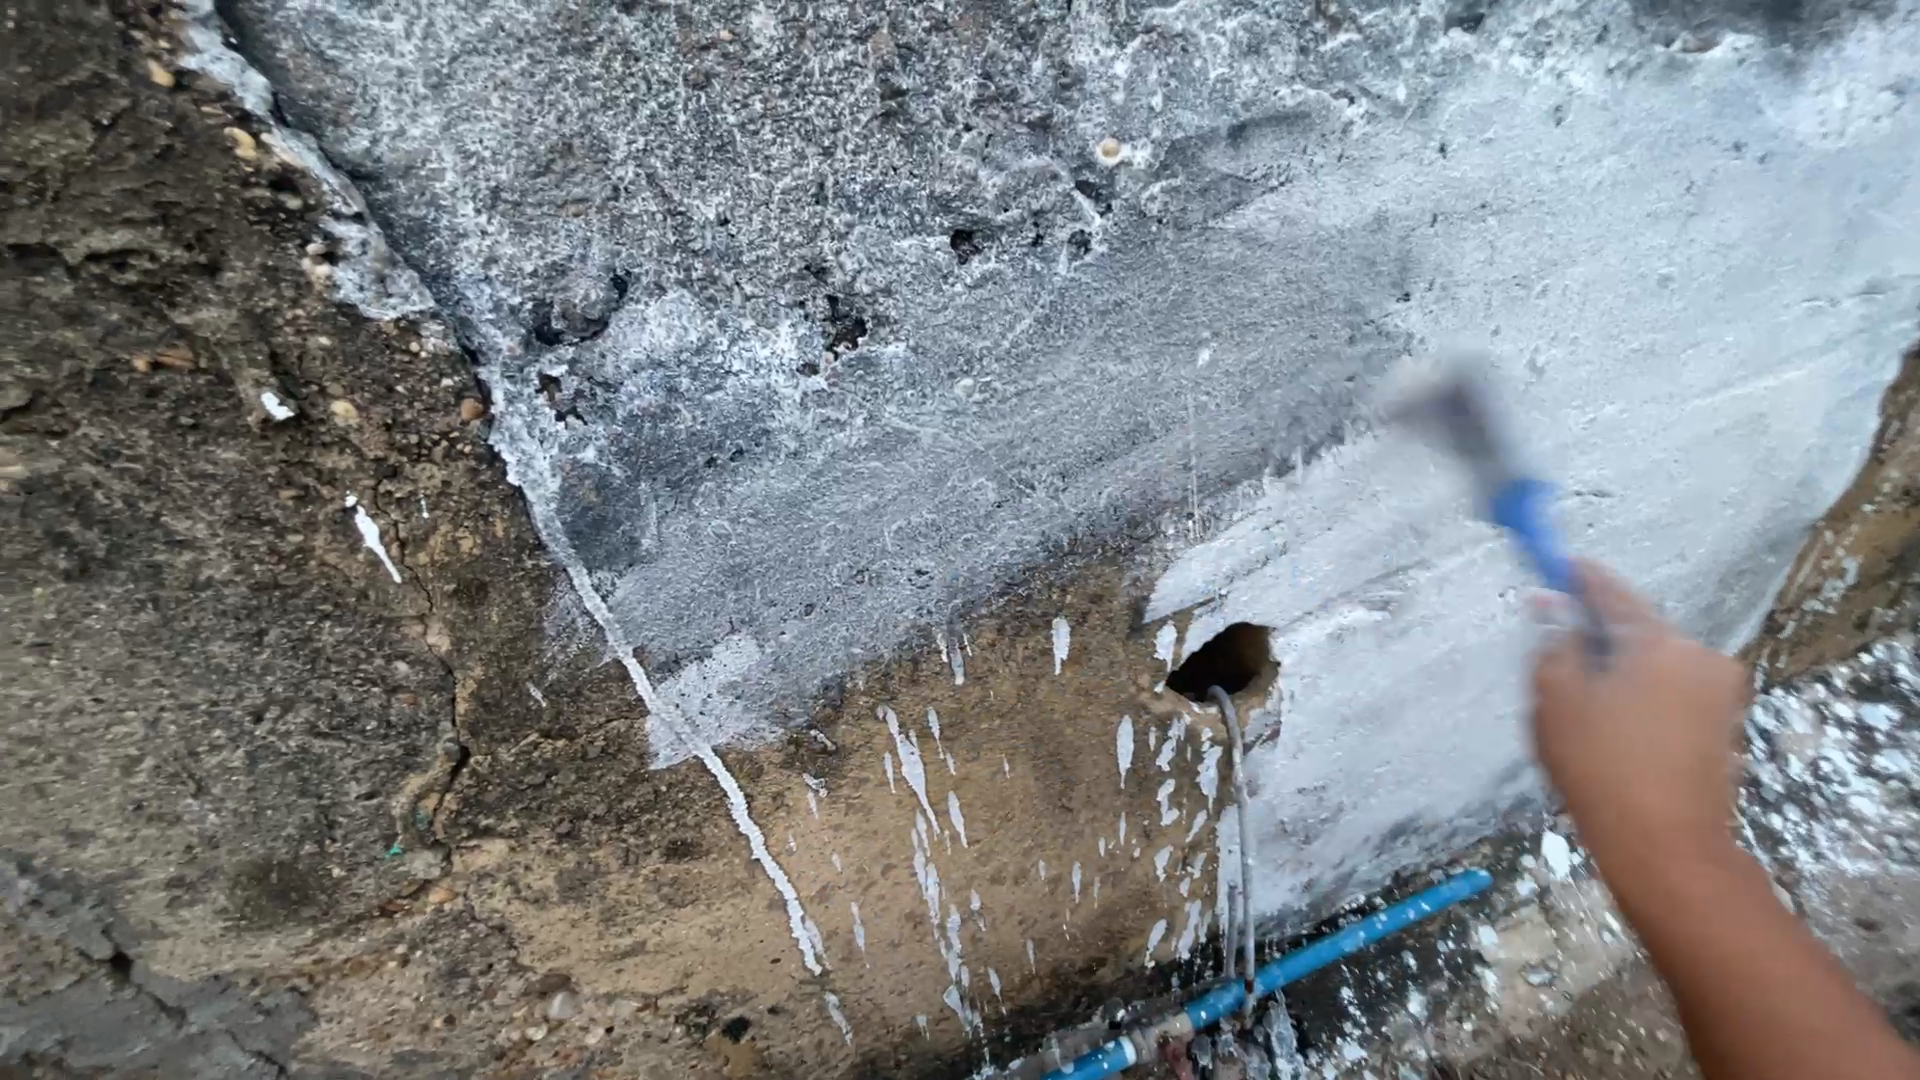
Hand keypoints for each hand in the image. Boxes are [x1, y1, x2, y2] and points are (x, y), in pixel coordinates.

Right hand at [1530, 561, 1751, 900]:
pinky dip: (1632, 689)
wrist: (1661, 841)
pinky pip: (1665, 687)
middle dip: (1593, 630)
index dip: (1577, 576)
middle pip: (1635, 628)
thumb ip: (1553, 638)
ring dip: (1612, 663)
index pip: (1612, 593)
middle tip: (1549, 644)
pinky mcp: (1720, 725)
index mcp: (1662, 643)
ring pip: (1649, 660)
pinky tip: (1603, 717)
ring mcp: (1718, 694)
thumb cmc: (1596, 759)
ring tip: (1570, 691)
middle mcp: (1702, 658)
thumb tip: (1549, 600)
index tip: (1553, 560)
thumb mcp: (1555, 692)